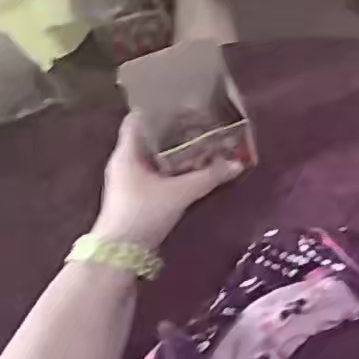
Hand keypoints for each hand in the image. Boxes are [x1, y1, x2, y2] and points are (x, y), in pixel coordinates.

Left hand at [91, 113, 243, 249]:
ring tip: (199, 145)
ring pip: (152, 158)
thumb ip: (209, 177)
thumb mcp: (180, 193)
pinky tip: (188, 172)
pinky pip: (154, 175)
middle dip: (172, 131)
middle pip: (147, 137)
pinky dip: (170, 170)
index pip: (137, 119)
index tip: (182, 103)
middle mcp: (124, 162)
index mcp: (127, 152)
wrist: (119, 255)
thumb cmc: (143, 213)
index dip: (158, 108)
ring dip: (173, 152)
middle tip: (199, 124)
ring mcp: (127, 181)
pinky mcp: (134, 198)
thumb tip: (238, 163)